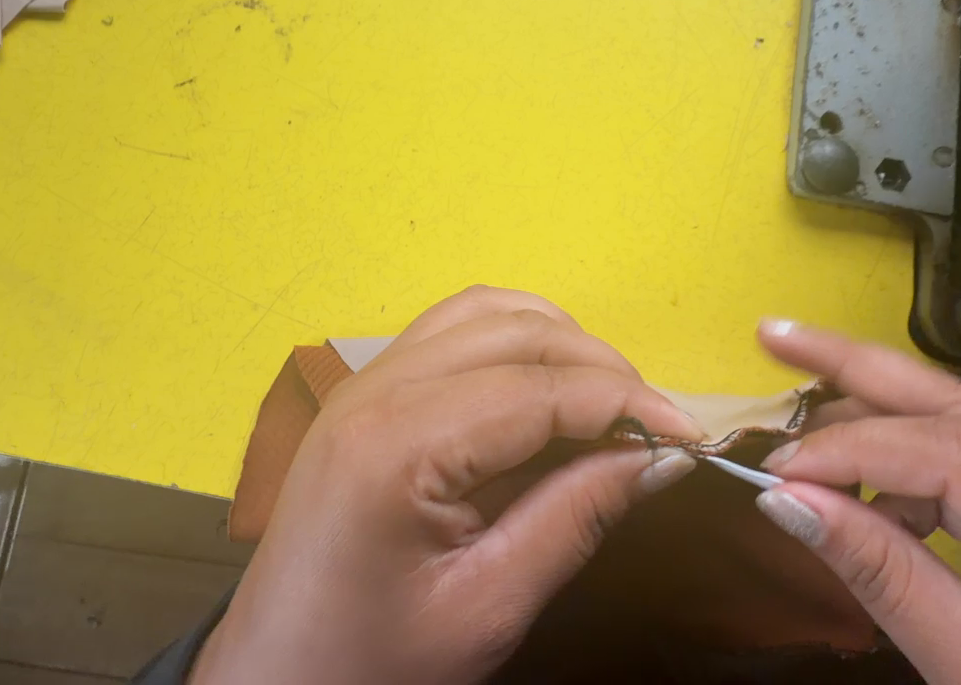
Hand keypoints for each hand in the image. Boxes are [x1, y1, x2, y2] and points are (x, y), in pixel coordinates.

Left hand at [191, 286, 704, 684]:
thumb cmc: (374, 661)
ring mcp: (366, 376)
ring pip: (485, 311)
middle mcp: (377, 384)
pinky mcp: (367, 385)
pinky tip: (542, 379)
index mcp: (398, 442)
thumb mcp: (486, 606)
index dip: (624, 401)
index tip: (688, 435)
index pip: (537, 388)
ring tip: (606, 396)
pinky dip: (512, 336)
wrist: (273, 675)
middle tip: (653, 422)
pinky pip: (453, 326)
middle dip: (599, 365)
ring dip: (557, 339)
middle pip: (515, 333)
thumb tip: (657, 457)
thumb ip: (575, 516)